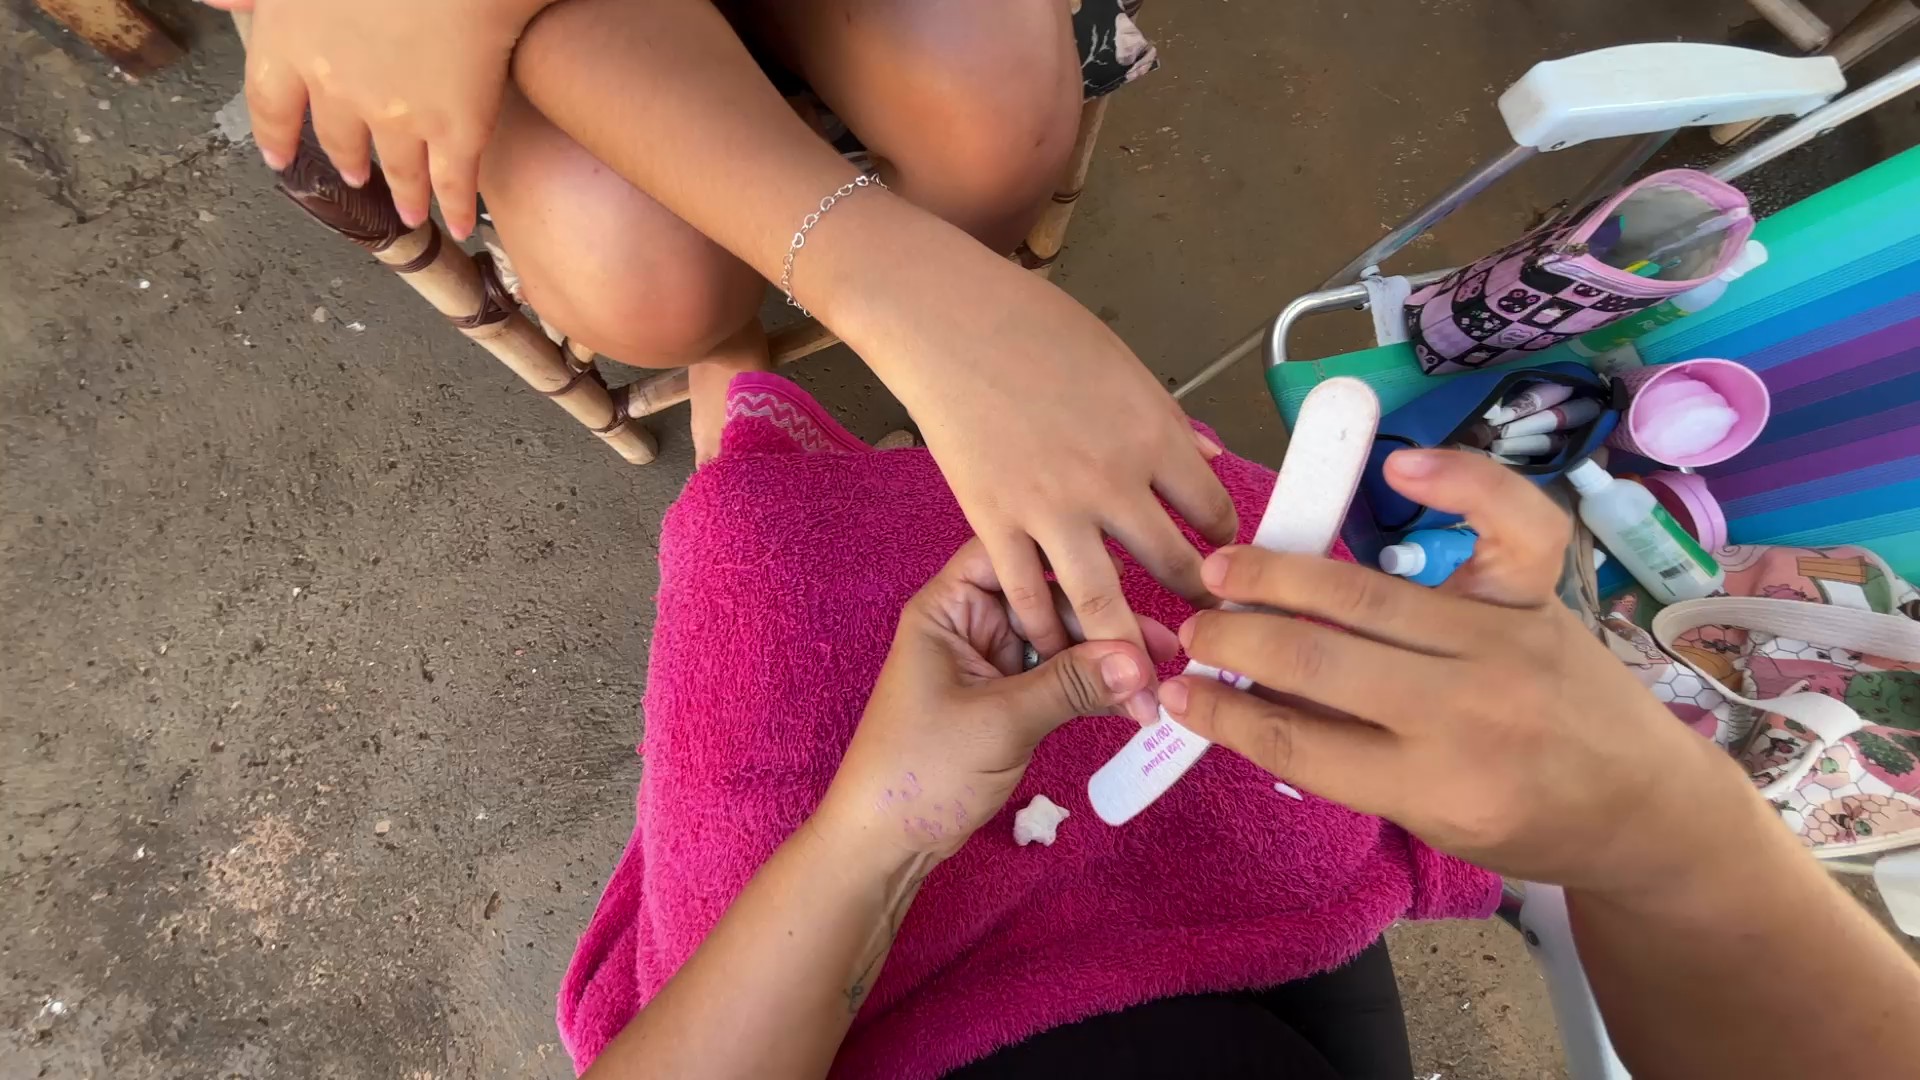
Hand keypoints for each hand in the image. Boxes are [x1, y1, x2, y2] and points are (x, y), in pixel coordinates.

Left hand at [209, 0, 541, 239]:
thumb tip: (213, 0)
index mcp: (293, 44)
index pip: (271, 103)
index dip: (275, 135)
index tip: (279, 160)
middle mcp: (342, 91)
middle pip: (341, 142)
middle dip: (349, 164)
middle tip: (358, 180)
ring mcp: (403, 119)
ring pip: (402, 172)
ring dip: (407, 197)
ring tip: (413, 215)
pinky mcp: (459, 134)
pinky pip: (456, 183)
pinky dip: (459, 210)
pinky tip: (462, 228)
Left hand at [817, 540, 1177, 861]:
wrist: (888, 841)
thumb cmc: (923, 768)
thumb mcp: (1000, 721)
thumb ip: (1070, 685)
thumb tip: (1141, 660)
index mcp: (948, 607)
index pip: (1007, 555)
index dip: (1059, 555)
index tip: (1122, 567)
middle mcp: (971, 623)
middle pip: (1044, 601)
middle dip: (1100, 625)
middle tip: (1161, 647)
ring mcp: (992, 660)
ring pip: (1058, 642)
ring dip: (1104, 659)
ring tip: (1159, 675)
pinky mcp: (1009, 695)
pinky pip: (1057, 678)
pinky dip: (1090, 687)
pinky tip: (1135, 698)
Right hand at [883, 256, 1236, 662]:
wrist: (948, 323)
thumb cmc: (1037, 328)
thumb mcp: (1122, 363)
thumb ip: (1167, 420)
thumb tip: (1207, 457)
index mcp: (1153, 433)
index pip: (1212, 511)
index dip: (1225, 544)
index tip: (1221, 557)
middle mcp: (1112, 481)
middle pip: (1173, 566)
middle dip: (1196, 603)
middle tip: (1203, 628)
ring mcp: (1050, 509)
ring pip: (1106, 602)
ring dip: (1133, 643)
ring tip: (1149, 669)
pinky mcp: (994, 524)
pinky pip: (1030, 596)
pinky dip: (1051, 633)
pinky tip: (1066, 654)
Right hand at [1158, 448, 1766, 895]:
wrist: (1650, 811)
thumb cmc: (1518, 821)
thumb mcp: (1415, 815)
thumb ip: (1329, 751)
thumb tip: (1239, 693)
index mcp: (1436, 787)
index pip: (1294, 740)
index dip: (1221, 714)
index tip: (1177, 690)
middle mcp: (1470, 712)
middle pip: (1317, 658)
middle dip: (1233, 639)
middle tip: (1193, 629)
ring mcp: (1506, 643)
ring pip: (1365, 593)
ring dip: (1277, 574)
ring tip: (1223, 567)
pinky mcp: (1539, 599)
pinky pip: (1510, 525)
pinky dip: (1461, 483)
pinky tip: (1400, 464)